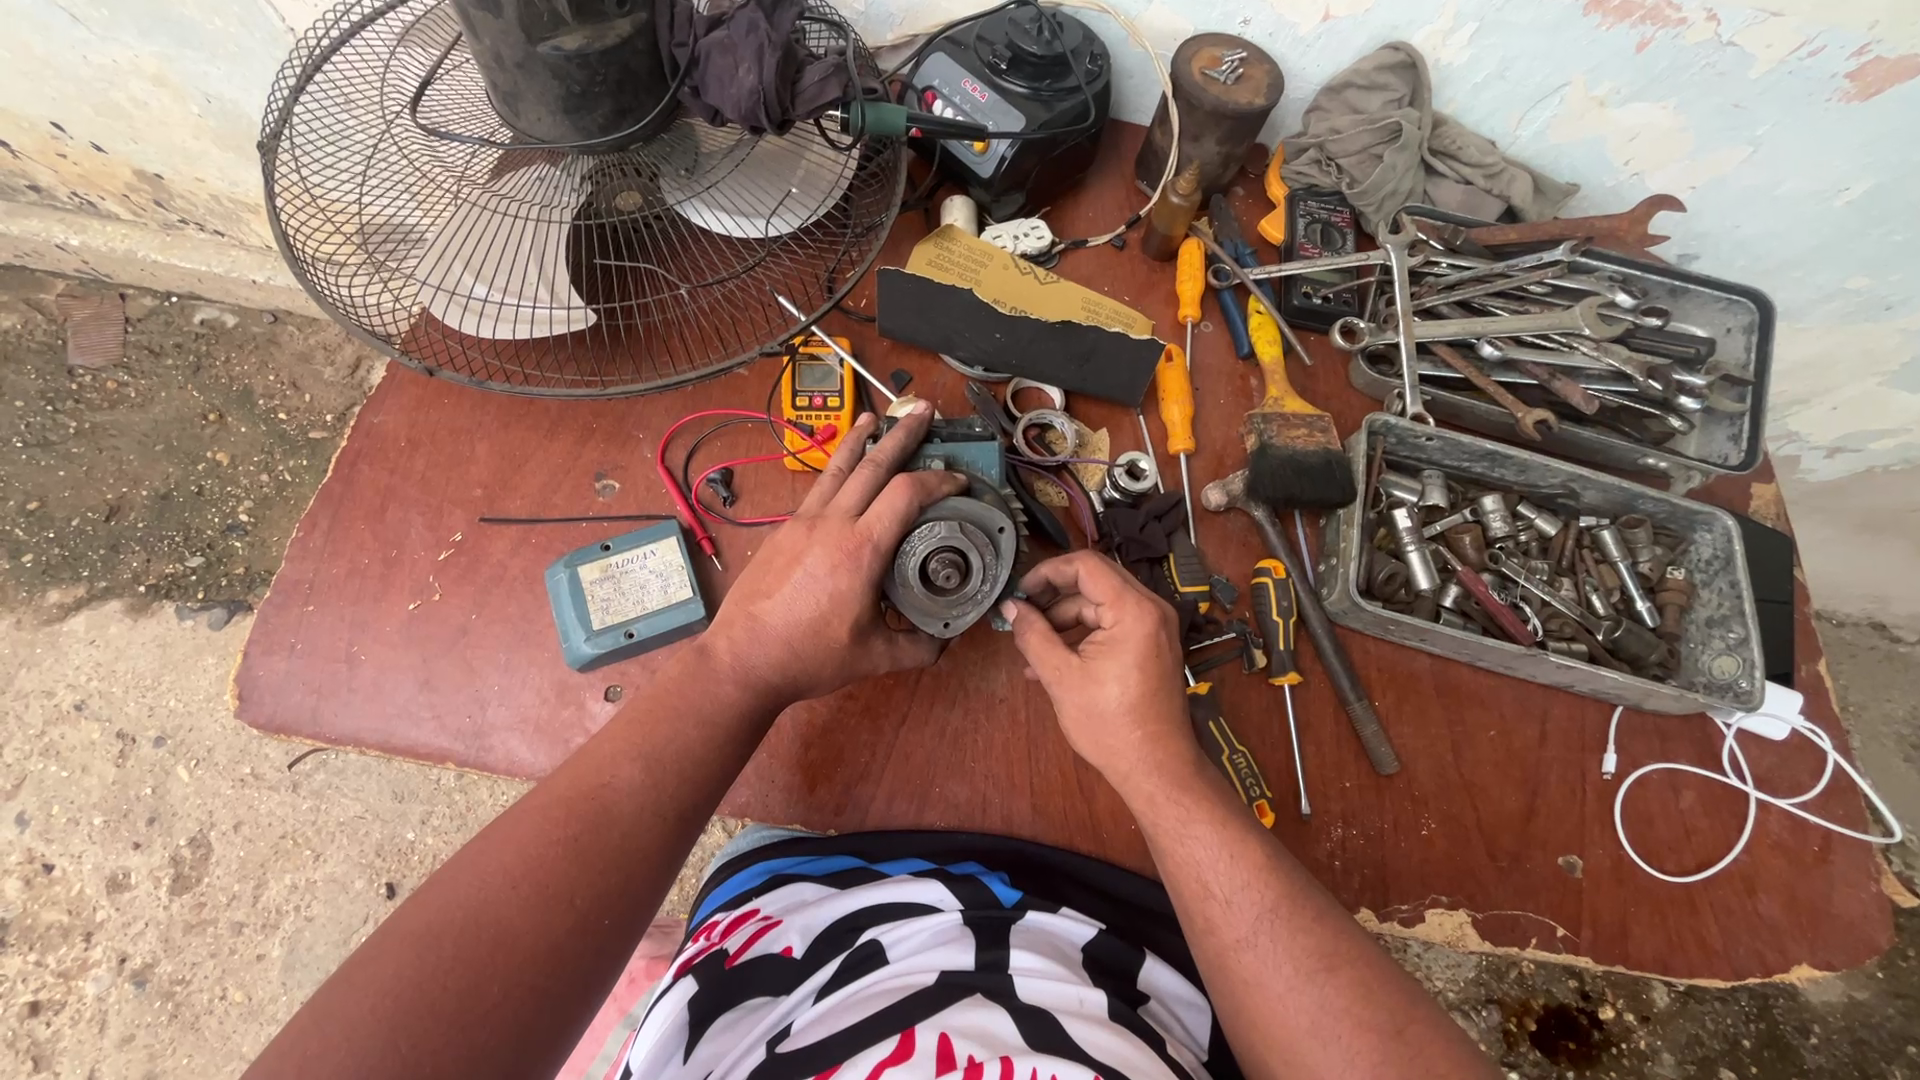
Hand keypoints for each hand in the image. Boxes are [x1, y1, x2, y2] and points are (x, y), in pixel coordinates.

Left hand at [699, 403, 968, 705]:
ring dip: (861, 439)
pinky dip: (836, 468)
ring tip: (876, 417)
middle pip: (874, 464)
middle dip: (904, 434)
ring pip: (838, 467)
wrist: (743, 658)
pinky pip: (817, 488)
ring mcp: (803, 523)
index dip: (939, 480)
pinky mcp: (783, 531)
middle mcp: (832, 524)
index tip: (959, 480)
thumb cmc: (808, 656)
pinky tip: (841, 471)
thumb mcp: (875, 658)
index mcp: (861, 549)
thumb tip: (945, 639)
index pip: (907, 494)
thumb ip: (918, 647)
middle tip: (925, 411)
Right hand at [1001, 551, 1197, 795]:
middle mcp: (1151, 609)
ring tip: (1031, 645)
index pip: (1086, 565)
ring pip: (1100, 603)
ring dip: (1064, 618)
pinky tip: (1053, 659)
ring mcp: (1155, 627)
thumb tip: (1011, 608)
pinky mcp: (1151, 644)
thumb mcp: (1061, 677)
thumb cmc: (1110, 724)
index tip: (1020, 592)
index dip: (1047, 572)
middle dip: (1054, 595)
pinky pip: (1112, 624)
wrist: (1156, 767)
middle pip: (1095, 580)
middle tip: (1022, 612)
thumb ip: (1033, 635)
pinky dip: (1083, 634)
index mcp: (1134, 610)